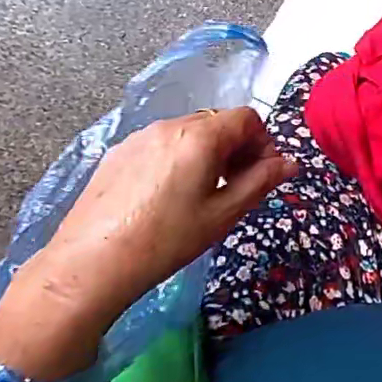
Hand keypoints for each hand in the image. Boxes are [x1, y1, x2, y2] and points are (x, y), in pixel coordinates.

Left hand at [0, 108, 294, 377]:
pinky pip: (161, 144)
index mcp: (200, 137)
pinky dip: (178, 159)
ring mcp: (139, 137)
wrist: (91, 263)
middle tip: (237, 188)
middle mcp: (169, 126)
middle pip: (217, 122)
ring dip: (208, 153)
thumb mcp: (223, 214)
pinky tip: (167, 198)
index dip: (263, 143)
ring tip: (203, 195)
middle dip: (237, 149)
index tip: (263, 174)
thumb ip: (261, 181)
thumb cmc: (166, 240)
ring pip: (188, 133)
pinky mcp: (117, 152)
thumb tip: (290, 163)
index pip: (247, 118)